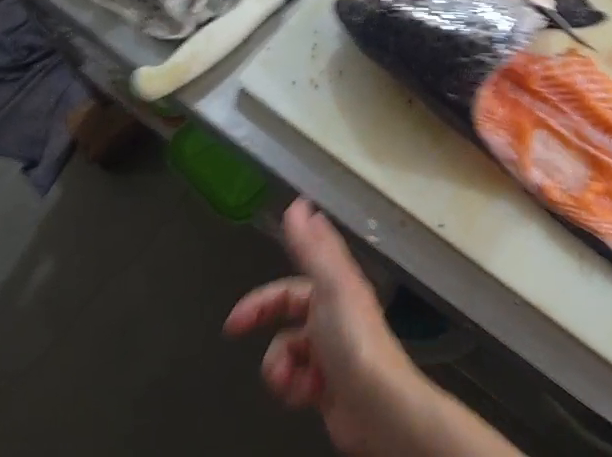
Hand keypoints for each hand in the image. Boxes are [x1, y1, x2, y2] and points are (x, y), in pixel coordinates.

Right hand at [223, 200, 421, 454]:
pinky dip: (294, 388)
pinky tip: (307, 395)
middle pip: (284, 320)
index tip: (234, 317)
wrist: (378, 407)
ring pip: (286, 354)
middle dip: (264, 328)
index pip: (290, 287)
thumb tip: (298, 204)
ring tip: (295, 378)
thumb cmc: (354, 341)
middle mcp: (332, 319)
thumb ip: (311, 247)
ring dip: (280, 367)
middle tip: (236, 335)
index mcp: (336, 290)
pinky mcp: (327, 388)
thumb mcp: (331, 285)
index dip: (261, 298)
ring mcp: (329, 355)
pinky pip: (296, 382)